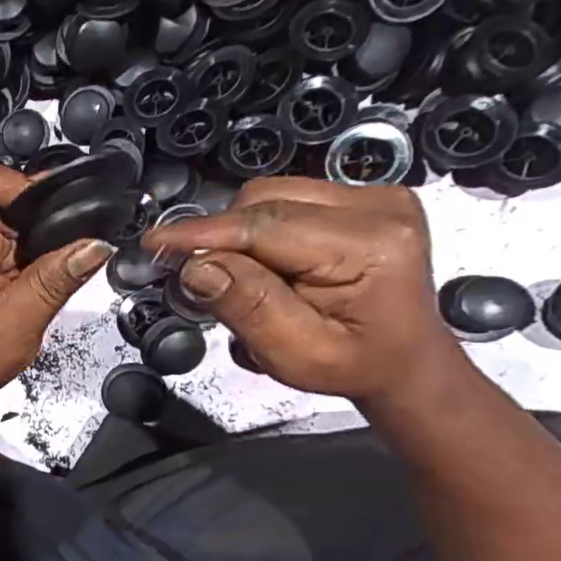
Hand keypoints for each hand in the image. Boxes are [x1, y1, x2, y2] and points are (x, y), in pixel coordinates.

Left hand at [0, 166, 113, 406]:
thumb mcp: (17, 319)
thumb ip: (56, 281)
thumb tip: (93, 246)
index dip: (1, 182)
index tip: (36, 196)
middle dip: (34, 203)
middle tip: (69, 213)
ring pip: (20, 221)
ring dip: (48, 225)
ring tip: (74, 234)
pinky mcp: (8, 271)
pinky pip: (33, 245)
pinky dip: (54, 246)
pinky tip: (69, 254)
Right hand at [144, 177, 463, 404]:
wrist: (402, 359)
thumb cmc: (358, 364)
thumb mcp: (296, 354)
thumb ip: (248, 307)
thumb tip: (199, 268)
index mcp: (372, 246)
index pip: (266, 225)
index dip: (204, 234)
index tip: (158, 243)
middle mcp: (378, 207)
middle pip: (264, 202)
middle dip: (223, 242)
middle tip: (208, 287)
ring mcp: (371, 197)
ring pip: (269, 197)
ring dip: (240, 238)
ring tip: (247, 284)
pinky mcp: (357, 198)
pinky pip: (284, 202)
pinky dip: (258, 234)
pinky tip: (269, 269)